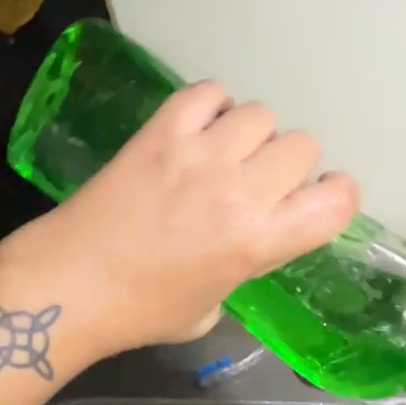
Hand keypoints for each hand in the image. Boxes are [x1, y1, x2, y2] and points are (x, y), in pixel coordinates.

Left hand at [0, 82, 358, 358]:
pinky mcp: (161, 132)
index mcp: (259, 242)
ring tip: (227, 153)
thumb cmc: (142, 311)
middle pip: (302, 145)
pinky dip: (214, 105)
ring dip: (252, 134)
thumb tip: (247, 236)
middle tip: (260, 182)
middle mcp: (240, 192)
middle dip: (291, 165)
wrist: (69, 285)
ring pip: (260, 114)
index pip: (336, 200)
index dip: (337, 195)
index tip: (320, 199)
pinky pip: (209, 93)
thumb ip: (246, 264)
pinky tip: (200, 128)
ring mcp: (199, 155)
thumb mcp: (214, 306)